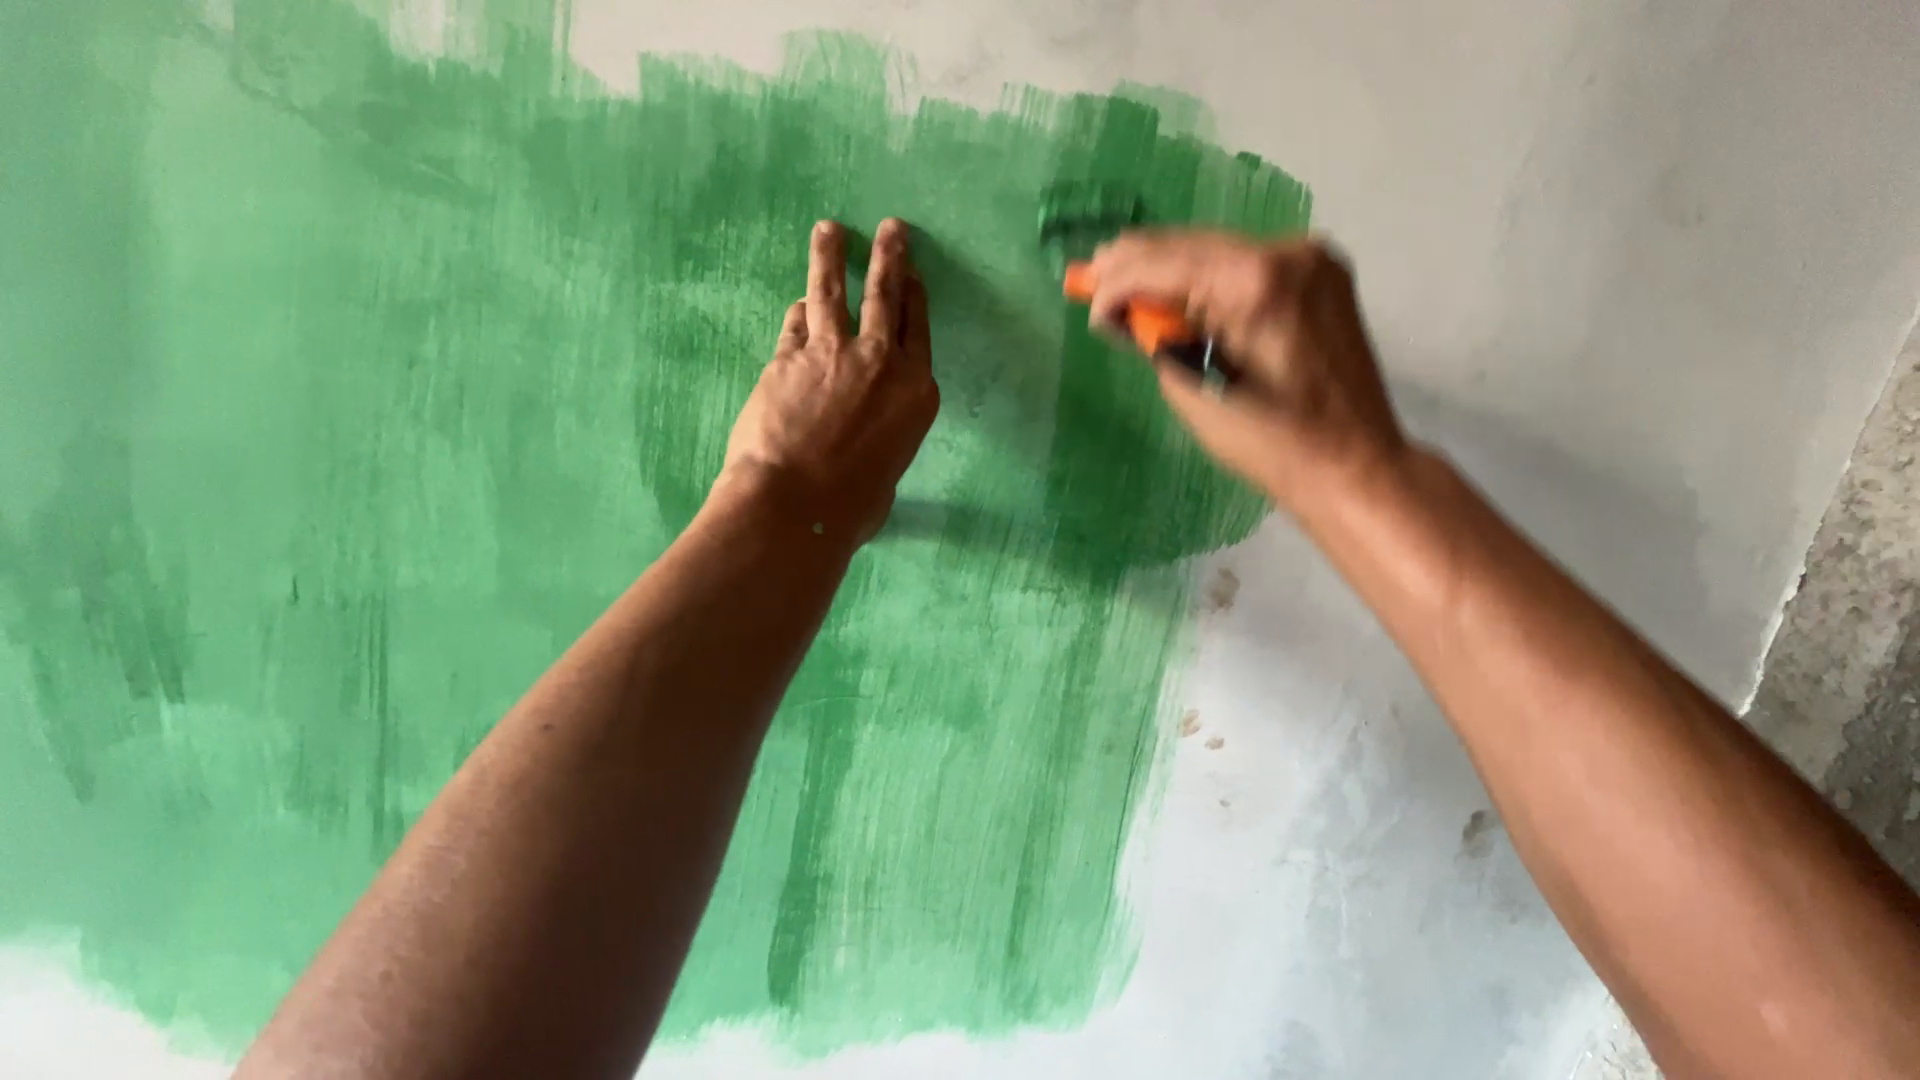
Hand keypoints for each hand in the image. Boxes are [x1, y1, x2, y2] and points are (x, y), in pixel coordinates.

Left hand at [714, 219, 937, 544]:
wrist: (795, 503)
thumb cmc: (852, 506)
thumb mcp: (886, 471)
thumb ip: (881, 438)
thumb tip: (863, 438)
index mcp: (916, 392)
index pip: (918, 329)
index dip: (915, 297)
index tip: (913, 275)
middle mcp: (881, 362)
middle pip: (885, 296)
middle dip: (889, 257)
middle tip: (891, 229)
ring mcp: (832, 353)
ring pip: (834, 292)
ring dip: (832, 256)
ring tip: (829, 230)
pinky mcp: (788, 356)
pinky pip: (796, 324)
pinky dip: (798, 313)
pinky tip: (797, 304)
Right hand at [1086, 231, 1407, 509]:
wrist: (1354, 462)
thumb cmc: (1269, 443)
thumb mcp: (1195, 392)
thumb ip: (1157, 339)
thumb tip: (1124, 315)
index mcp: (1255, 282)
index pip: (1165, 264)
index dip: (1118, 283)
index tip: (1088, 307)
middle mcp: (1286, 251)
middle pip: (1191, 245)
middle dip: (1138, 262)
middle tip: (1092, 272)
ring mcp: (1311, 257)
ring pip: (1219, 250)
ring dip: (1172, 266)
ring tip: (1124, 276)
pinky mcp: (1321, 274)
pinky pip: (1248, 264)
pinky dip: (1209, 276)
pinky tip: (1179, 286)